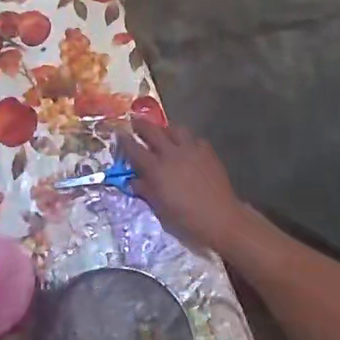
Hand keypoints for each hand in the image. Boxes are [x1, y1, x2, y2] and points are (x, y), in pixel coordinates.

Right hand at [121, 118, 247, 248]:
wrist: (220, 217)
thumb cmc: (186, 219)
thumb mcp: (160, 208)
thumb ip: (145, 191)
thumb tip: (132, 182)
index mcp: (156, 169)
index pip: (135, 150)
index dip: (125, 140)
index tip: (119, 132)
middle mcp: (172, 154)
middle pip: (153, 131)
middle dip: (142, 125)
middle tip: (135, 121)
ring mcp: (191, 150)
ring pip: (176, 129)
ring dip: (166, 129)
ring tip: (163, 132)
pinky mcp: (208, 152)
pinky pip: (195, 139)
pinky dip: (188, 140)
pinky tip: (188, 147)